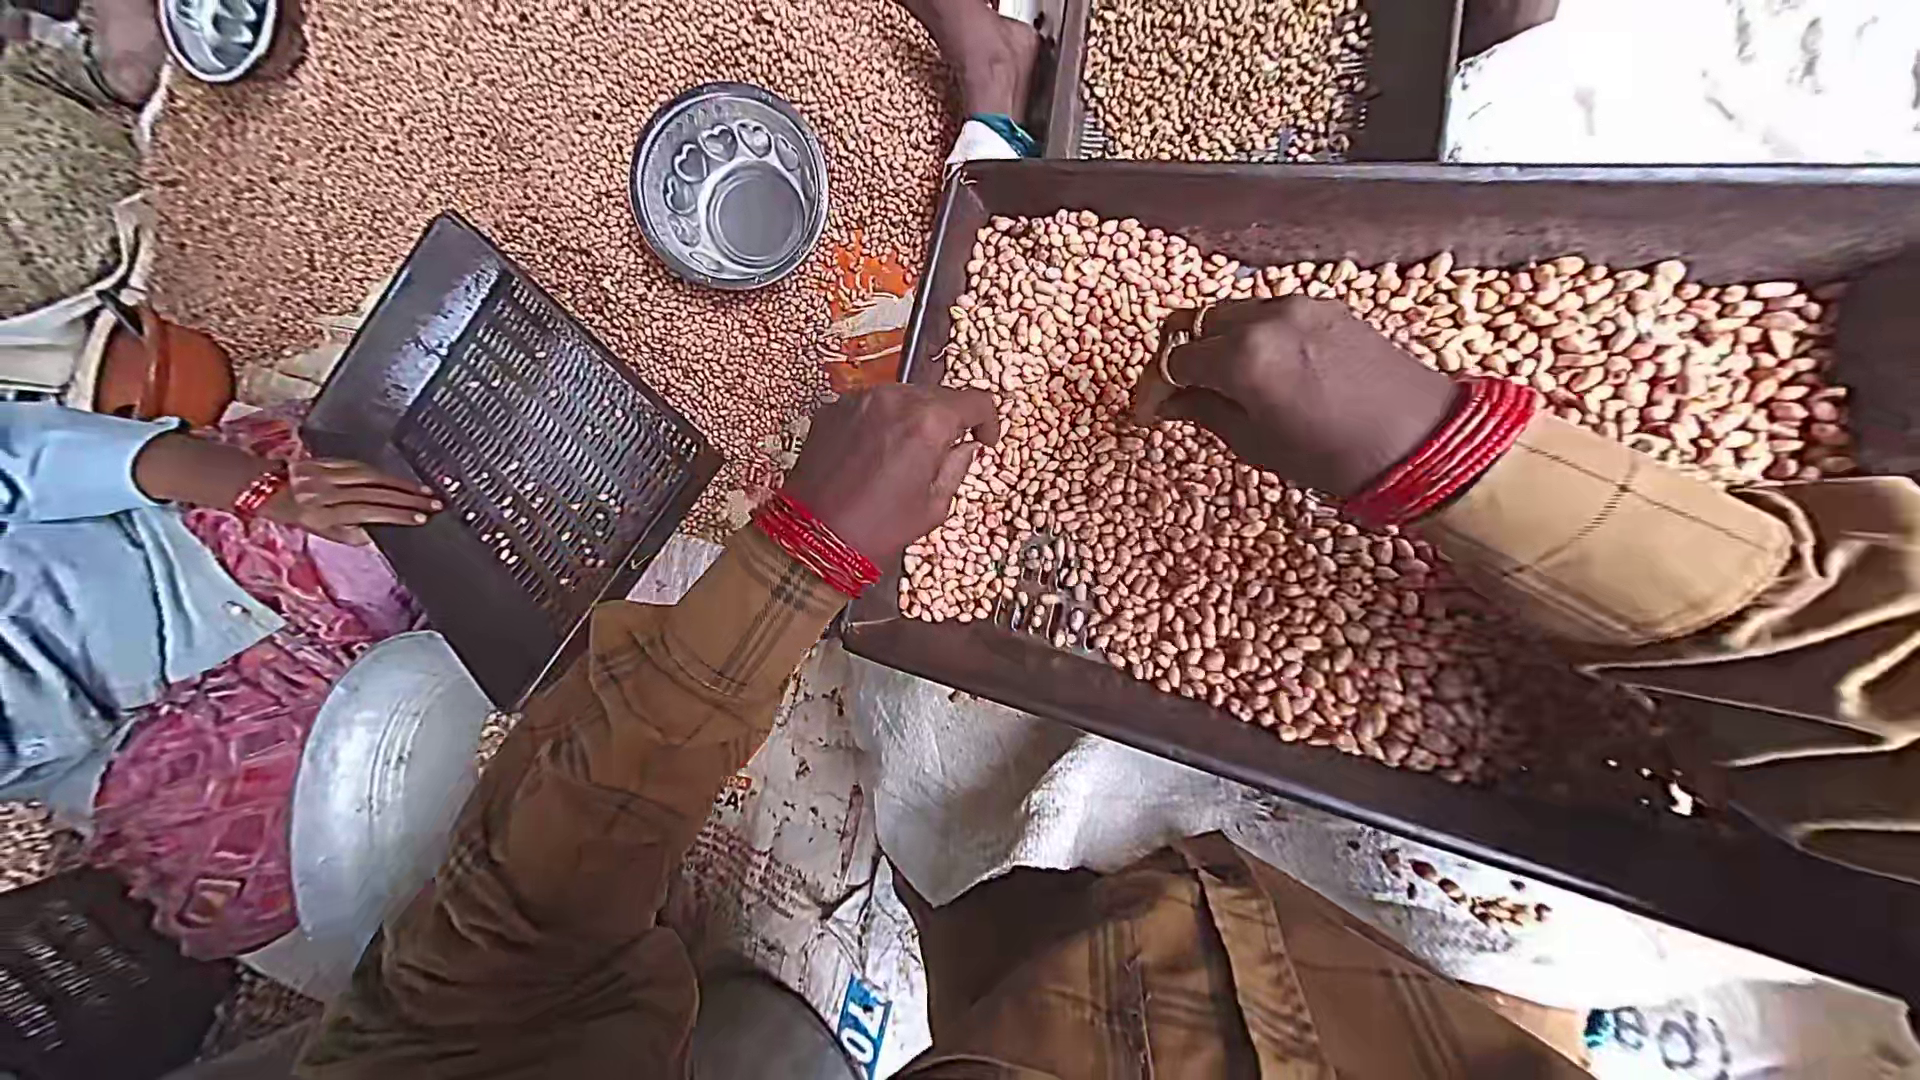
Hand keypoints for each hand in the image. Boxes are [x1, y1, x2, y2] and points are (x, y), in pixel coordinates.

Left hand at [265, 459, 441, 545]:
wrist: (261, 488)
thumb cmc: (295, 514)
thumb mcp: (318, 531)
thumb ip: (348, 533)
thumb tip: (378, 532)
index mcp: (318, 515)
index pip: (365, 513)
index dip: (396, 515)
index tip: (421, 518)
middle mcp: (319, 493)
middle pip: (373, 494)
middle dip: (409, 499)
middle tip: (435, 503)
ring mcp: (321, 474)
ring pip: (371, 477)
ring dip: (402, 484)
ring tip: (425, 490)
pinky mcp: (323, 461)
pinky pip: (359, 465)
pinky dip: (383, 472)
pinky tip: (401, 478)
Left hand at [782, 383, 999, 566]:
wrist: (815, 536)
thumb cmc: (878, 528)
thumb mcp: (933, 506)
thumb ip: (957, 466)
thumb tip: (966, 446)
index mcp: (929, 423)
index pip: (975, 400)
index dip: (988, 419)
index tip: (984, 437)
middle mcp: (896, 400)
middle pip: (939, 394)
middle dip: (950, 419)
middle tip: (947, 449)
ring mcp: (862, 400)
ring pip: (904, 395)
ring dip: (916, 417)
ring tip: (909, 452)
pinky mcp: (836, 408)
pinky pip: (873, 404)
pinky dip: (884, 420)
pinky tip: (878, 452)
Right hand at [1131, 296, 1458, 496]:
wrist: (1421, 440)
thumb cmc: (1330, 455)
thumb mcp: (1252, 441)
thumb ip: (1201, 410)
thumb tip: (1165, 401)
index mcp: (1242, 357)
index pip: (1173, 361)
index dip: (1151, 388)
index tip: (1145, 412)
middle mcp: (1266, 317)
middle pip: (1194, 322)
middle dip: (1174, 356)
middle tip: (1173, 393)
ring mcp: (1299, 305)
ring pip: (1229, 313)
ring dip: (1210, 344)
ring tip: (1215, 383)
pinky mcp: (1325, 306)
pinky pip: (1266, 313)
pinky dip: (1245, 337)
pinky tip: (1254, 370)